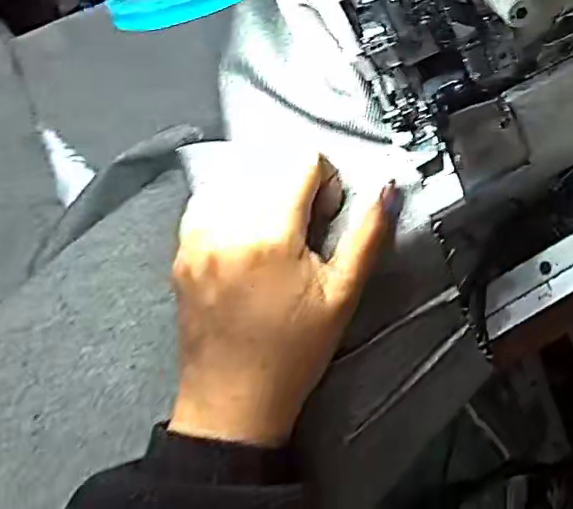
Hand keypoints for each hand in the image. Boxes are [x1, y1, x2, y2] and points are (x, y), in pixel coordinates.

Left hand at [167, 150, 399, 447]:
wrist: (232, 406)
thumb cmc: (293, 351)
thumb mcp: (345, 291)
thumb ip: (370, 233)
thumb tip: (389, 190)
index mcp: (268, 238)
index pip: (302, 166)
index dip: (328, 182)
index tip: (331, 213)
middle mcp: (225, 234)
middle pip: (272, 168)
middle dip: (299, 186)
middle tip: (310, 224)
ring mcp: (196, 246)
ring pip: (237, 181)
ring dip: (266, 190)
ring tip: (280, 225)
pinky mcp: (182, 258)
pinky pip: (206, 204)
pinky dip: (232, 202)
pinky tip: (250, 228)